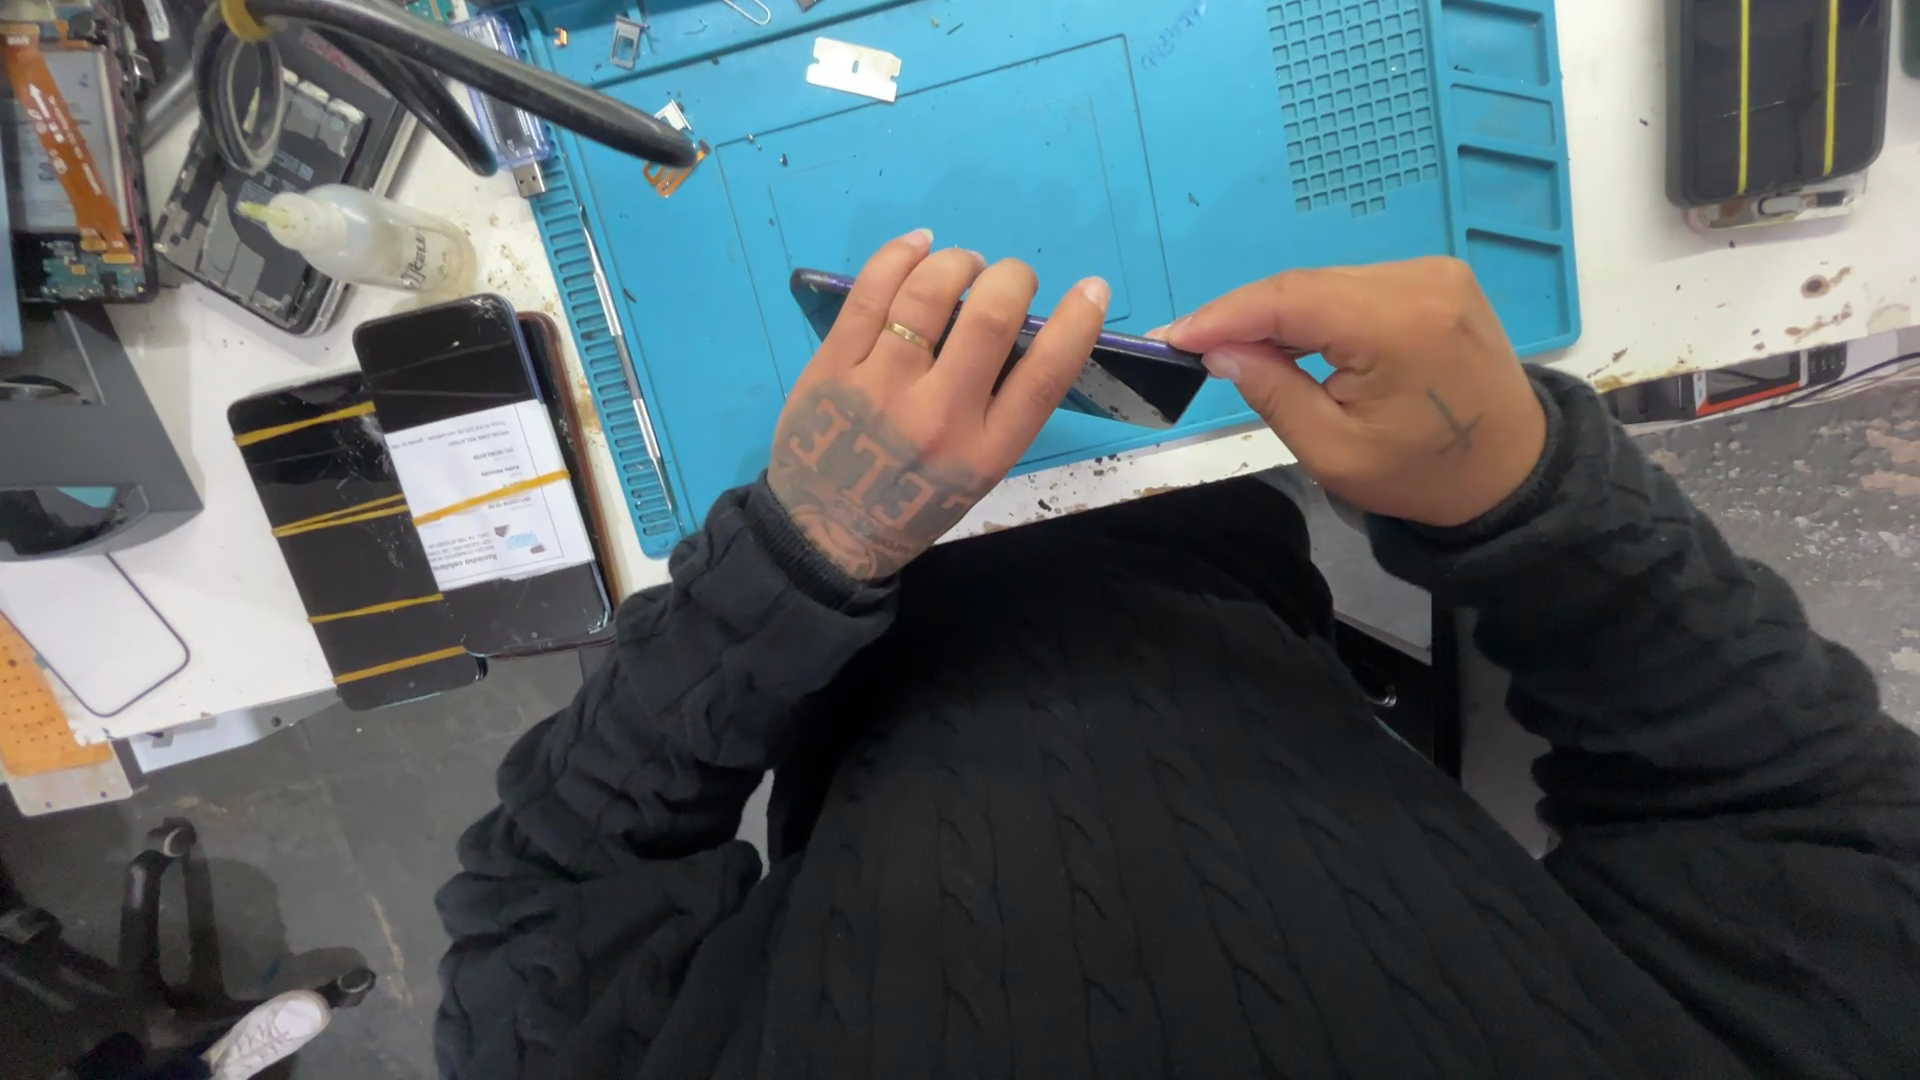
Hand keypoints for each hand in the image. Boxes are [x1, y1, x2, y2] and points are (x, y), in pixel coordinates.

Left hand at [769, 230, 1111, 578]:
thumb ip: (1000, 413)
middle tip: (1009, 278)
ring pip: (928, 293)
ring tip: (963, 264)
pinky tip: (918, 246)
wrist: (828, 535)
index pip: (1047, 376)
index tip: (1091, 290)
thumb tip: (1018, 333)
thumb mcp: (974, 476)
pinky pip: (870, 292)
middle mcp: (939, 417)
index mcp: (985, 453)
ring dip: (958, 261)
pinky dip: (901, 255)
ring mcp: (882, 388)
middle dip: (1013, 278)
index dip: (1079, 323)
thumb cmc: (912, 506)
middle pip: (991, 319)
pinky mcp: (834, 367)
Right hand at [1163, 257, 1545, 527]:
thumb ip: (1272, 393)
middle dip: (1238, 315)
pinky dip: (1304, 312)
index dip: (1222, 315)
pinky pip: (1347, 288)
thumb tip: (1220, 352)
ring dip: (1269, 314)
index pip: (1289, 299)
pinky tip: (1278, 339)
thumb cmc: (1419, 475)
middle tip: (1186, 346)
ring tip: (1225, 348)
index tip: (1171, 338)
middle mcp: (1420, 280)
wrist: (1511, 472)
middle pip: (1303, 285)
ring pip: (1322, 284)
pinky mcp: (1433, 281)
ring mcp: (1432, 274)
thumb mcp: (1331, 451)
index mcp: (1400, 324)